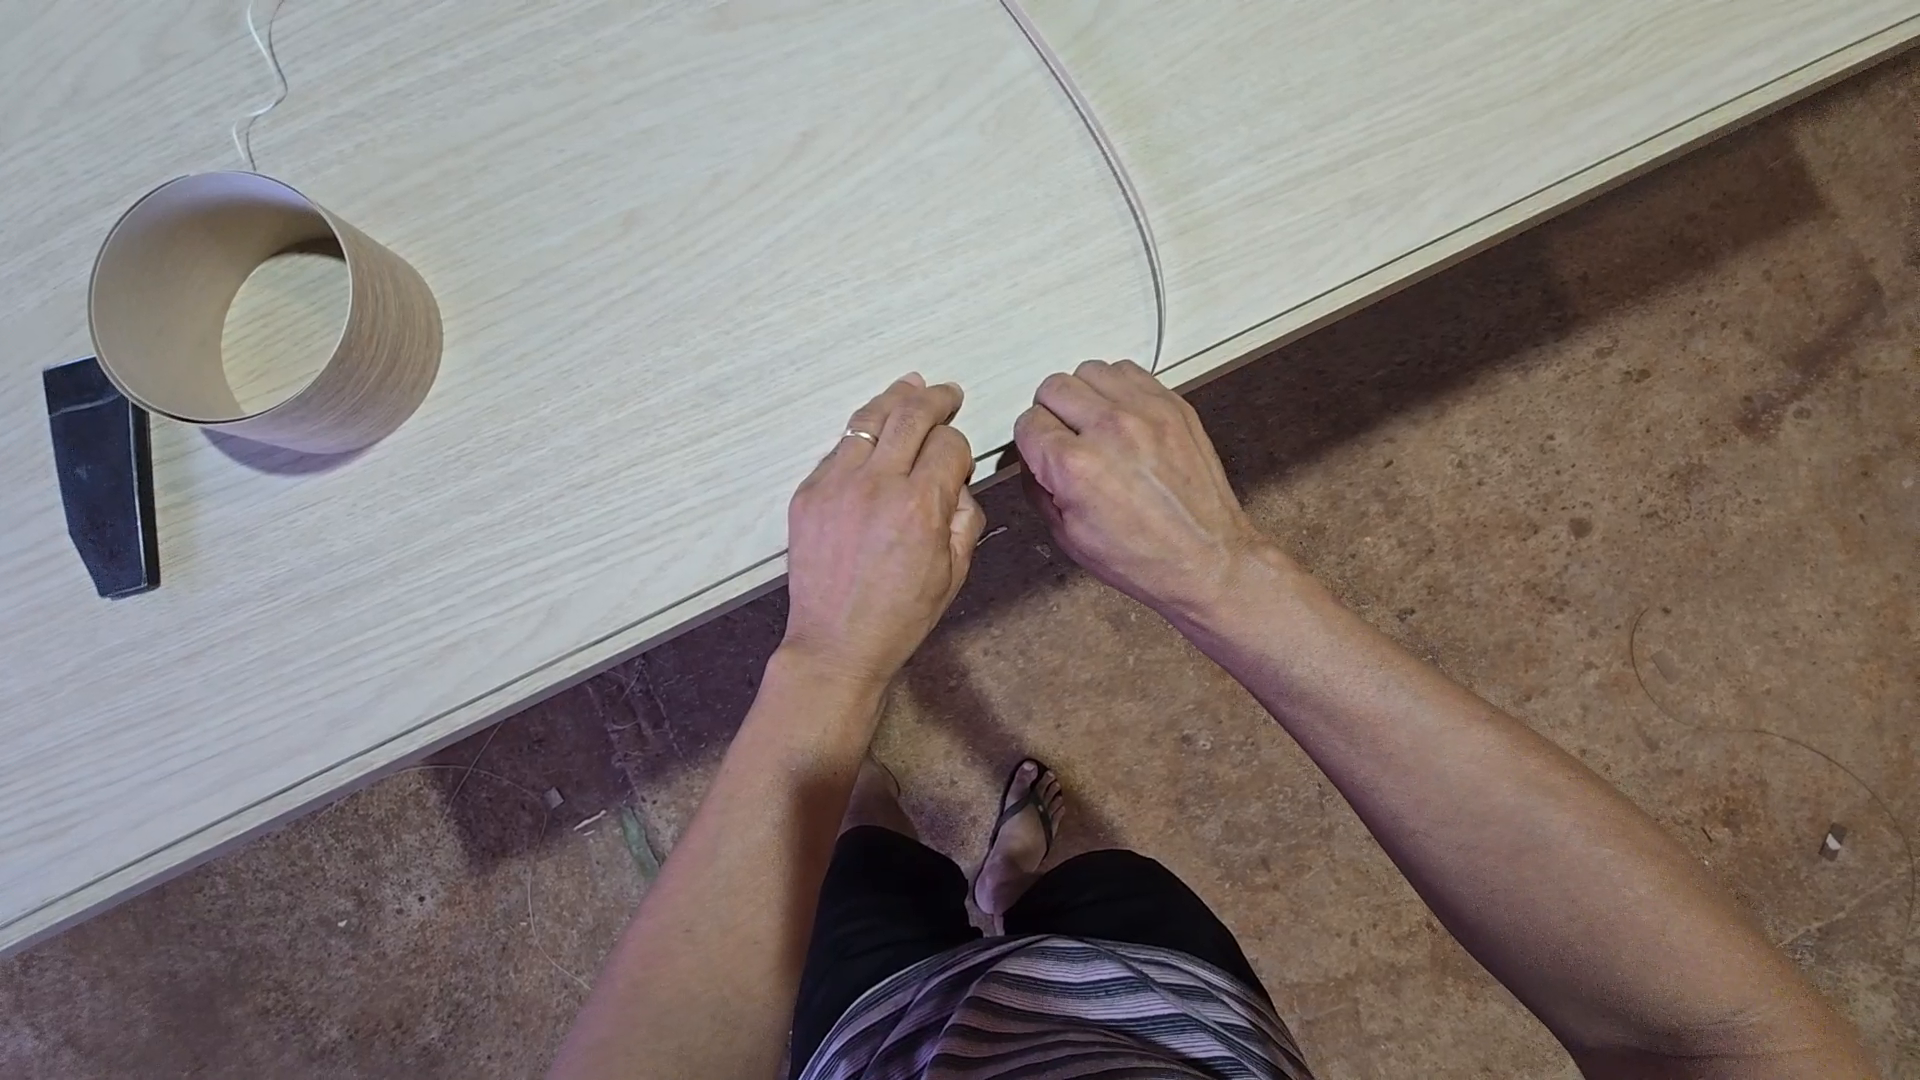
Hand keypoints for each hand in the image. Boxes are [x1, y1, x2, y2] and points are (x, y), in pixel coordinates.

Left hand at [782, 374, 984, 686]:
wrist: (836, 643)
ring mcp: (837, 485)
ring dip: (896, 399)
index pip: (949, 444)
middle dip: (936, 400)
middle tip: (948, 395)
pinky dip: (862, 433)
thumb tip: (957, 485)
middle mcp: (877, 486)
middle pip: (911, 415)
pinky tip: (874, 430)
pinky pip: (839, 447)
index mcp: (920, 507)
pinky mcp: (809, 494)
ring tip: (912, 388)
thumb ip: (964, 518)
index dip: (960, 446)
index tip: (959, 457)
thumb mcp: (954, 573)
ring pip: (869, 418)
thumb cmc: (896, 617)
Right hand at [1014, 359, 1275, 617]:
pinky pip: (1128, 371)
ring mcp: (1145, 413)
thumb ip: (1038, 488)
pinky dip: (1116, 388)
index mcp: (1076, 467)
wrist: (1206, 560)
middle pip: (1053, 388)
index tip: (1040, 452)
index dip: (1030, 442)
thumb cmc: (1145, 558)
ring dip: (1083, 395)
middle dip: (1050, 414)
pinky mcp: (1172, 406)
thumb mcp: (1068, 536)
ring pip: (1089, 371)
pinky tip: (1118, 414)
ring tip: (1090, 423)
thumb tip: (1031, 459)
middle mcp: (1110, 430)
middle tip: (1061, 437)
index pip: (1028, 422)